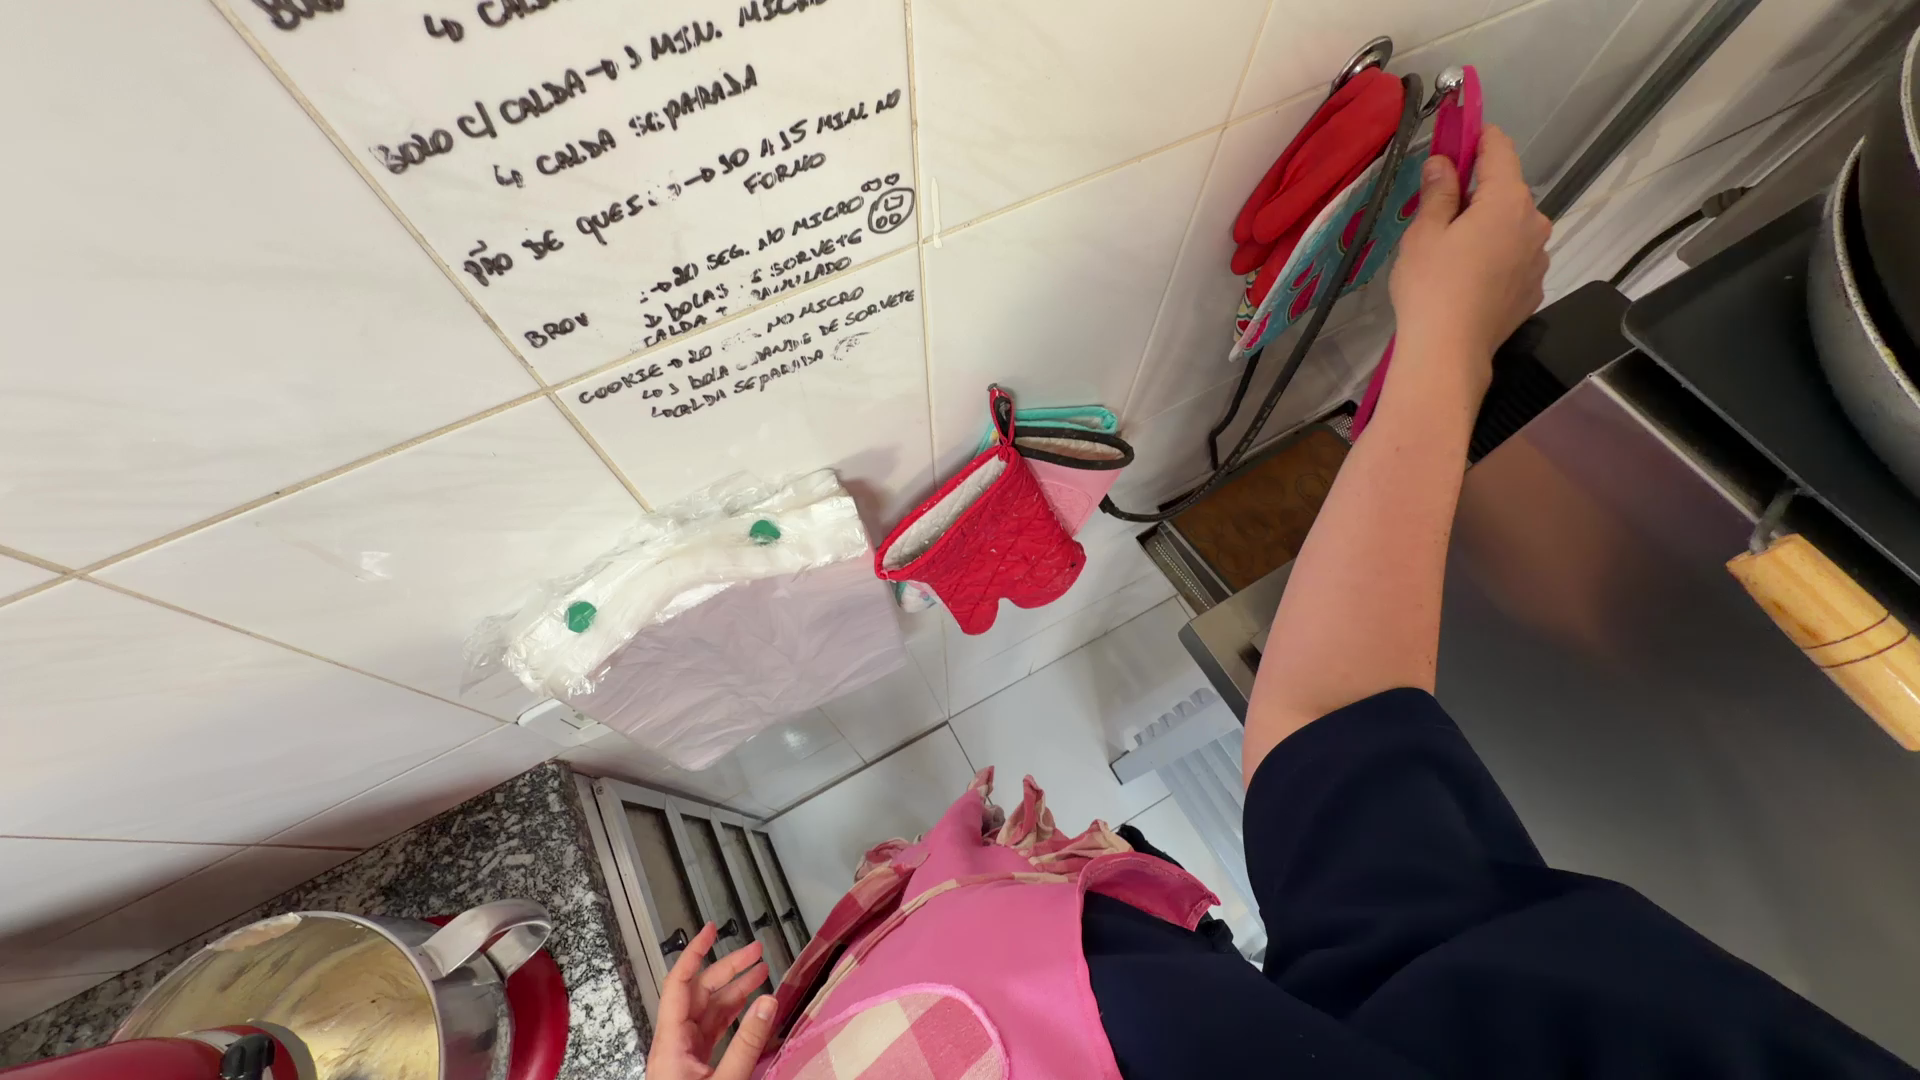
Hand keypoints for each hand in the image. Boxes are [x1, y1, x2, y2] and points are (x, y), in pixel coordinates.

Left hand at [646, 923, 775, 1079]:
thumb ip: (747, 1042)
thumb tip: (769, 998)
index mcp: (671, 1042)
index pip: (680, 983)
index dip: (693, 952)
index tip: (711, 929)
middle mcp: (674, 1043)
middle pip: (699, 992)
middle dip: (728, 968)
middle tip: (758, 950)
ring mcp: (684, 1056)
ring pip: (709, 1010)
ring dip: (735, 989)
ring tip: (763, 972)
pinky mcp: (695, 1068)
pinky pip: (714, 1030)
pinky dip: (734, 1013)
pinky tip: (753, 1006)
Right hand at [1388, 125, 1550, 395]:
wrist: (1448, 350)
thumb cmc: (1430, 287)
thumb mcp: (1422, 235)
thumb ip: (1437, 194)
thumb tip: (1444, 162)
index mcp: (1506, 201)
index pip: (1499, 151)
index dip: (1480, 138)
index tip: (1464, 134)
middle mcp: (1533, 222)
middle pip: (1506, 195)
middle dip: (1478, 199)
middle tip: (1440, 220)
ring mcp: (1538, 258)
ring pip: (1511, 231)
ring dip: (1488, 234)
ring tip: (1452, 261)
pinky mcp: (1532, 289)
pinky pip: (1514, 263)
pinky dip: (1495, 264)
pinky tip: (1468, 285)